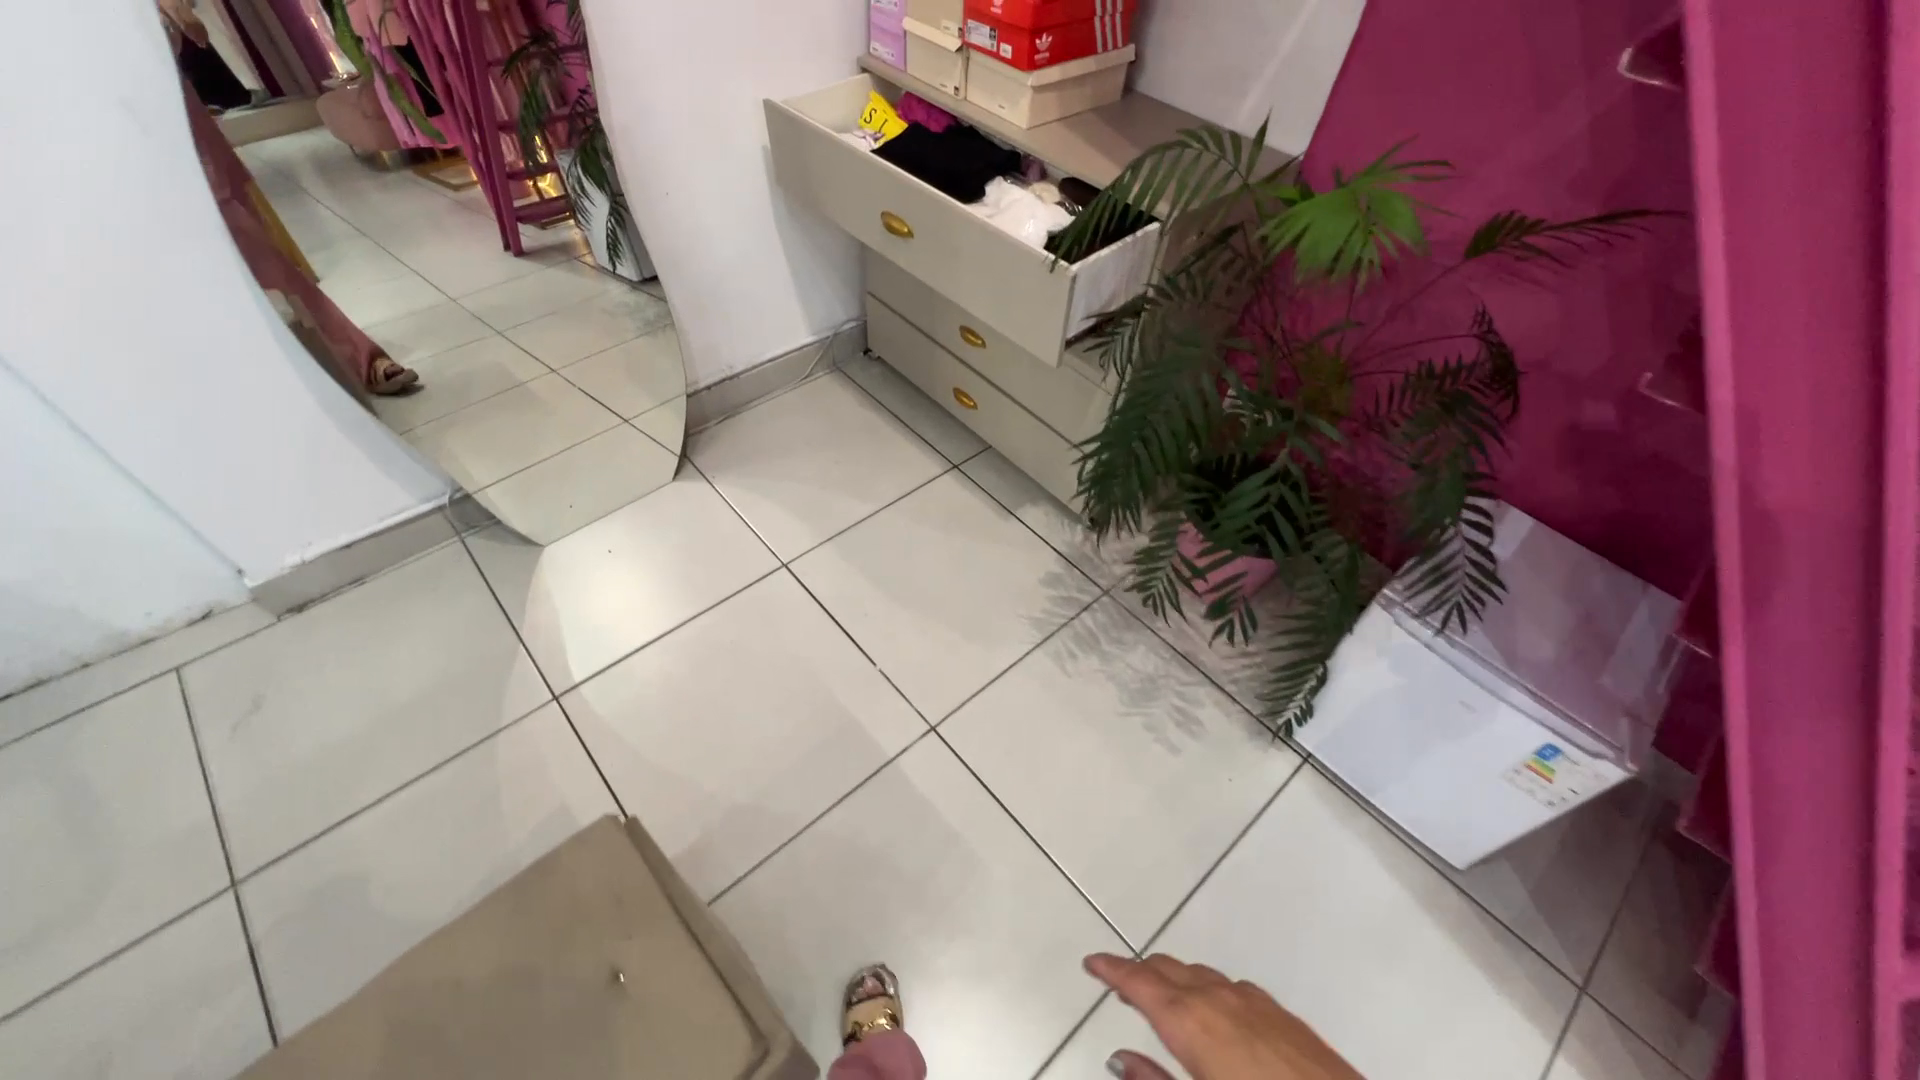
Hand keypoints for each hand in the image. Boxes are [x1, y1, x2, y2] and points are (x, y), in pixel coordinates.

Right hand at [1084, 953, 1364, 1079]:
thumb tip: (1119, 1059)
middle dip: (1139, 971)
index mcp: (1189, 1020)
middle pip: (1167, 968)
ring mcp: (1254, 1002)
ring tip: (1161, 997)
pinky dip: (1208, 989)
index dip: (1110, 969)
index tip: (1091, 962)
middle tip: (1118, 983)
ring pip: (1200, 975)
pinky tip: (1214, 1013)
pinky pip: (1231, 987)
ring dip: (1174, 979)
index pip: (1138, 981)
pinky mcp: (1282, 1014)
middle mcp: (1218, 999)